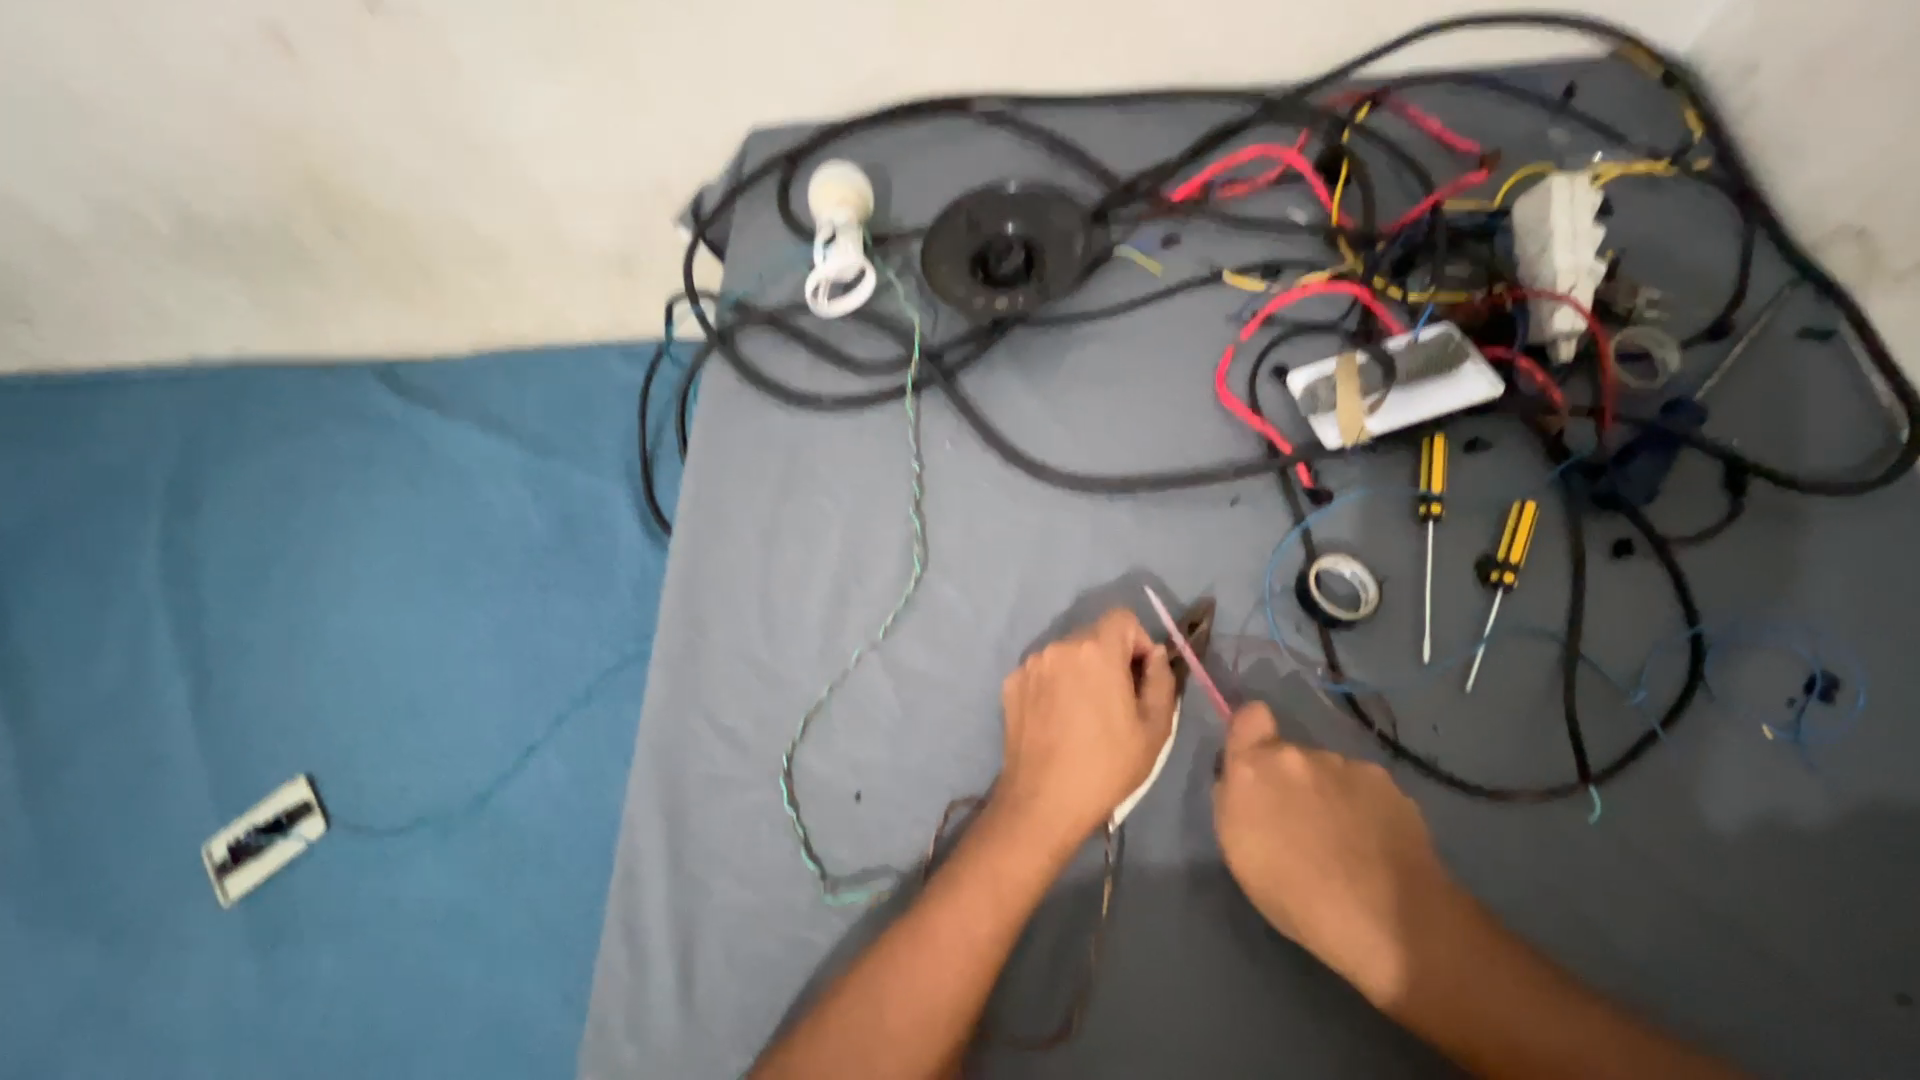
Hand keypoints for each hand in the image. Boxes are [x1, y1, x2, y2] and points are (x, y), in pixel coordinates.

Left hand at [993, 608, 1176, 843]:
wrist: (1043, 801)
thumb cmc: (1107, 766)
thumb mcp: (1155, 728)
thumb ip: (1161, 680)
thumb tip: (1155, 656)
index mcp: (1095, 650)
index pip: (1123, 618)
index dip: (1139, 643)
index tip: (1141, 679)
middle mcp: (1058, 646)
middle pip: (1093, 636)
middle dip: (1110, 659)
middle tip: (1117, 702)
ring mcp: (1030, 665)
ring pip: (1067, 654)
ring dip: (1081, 672)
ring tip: (1085, 715)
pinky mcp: (1010, 684)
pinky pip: (1044, 672)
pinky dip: (1056, 685)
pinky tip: (1058, 721)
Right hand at [1213, 702, 1462, 1006]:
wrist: (1384, 919)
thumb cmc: (1293, 894)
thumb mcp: (1238, 850)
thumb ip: (1237, 800)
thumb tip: (1245, 783)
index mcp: (1254, 768)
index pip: (1250, 717)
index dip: (1252, 734)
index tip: (1255, 766)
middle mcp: (1299, 755)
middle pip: (1290, 755)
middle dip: (1292, 782)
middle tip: (1301, 826)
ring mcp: (1349, 767)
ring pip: (1330, 773)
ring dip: (1329, 796)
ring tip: (1343, 843)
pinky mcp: (1390, 785)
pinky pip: (1365, 789)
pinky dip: (1364, 809)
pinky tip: (1374, 846)